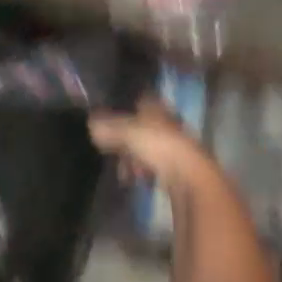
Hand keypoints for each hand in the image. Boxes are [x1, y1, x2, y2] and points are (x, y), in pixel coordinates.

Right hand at [89, 99, 220, 195]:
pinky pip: (155, 168)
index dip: (128, 106)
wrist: (191, 178)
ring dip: (134, 159)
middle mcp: (168, 125)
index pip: (143, 101)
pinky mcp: (179, 170)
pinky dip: (144, 173)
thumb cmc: (159, 147)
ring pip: (149, 149)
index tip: (110, 116)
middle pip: (143, 128)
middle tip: (111, 149)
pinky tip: (137, 181)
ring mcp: (175, 147)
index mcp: (158, 111)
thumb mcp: (127, 133)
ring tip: (124, 172)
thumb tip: (91, 124)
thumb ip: (109, 128)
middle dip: (127, 140)